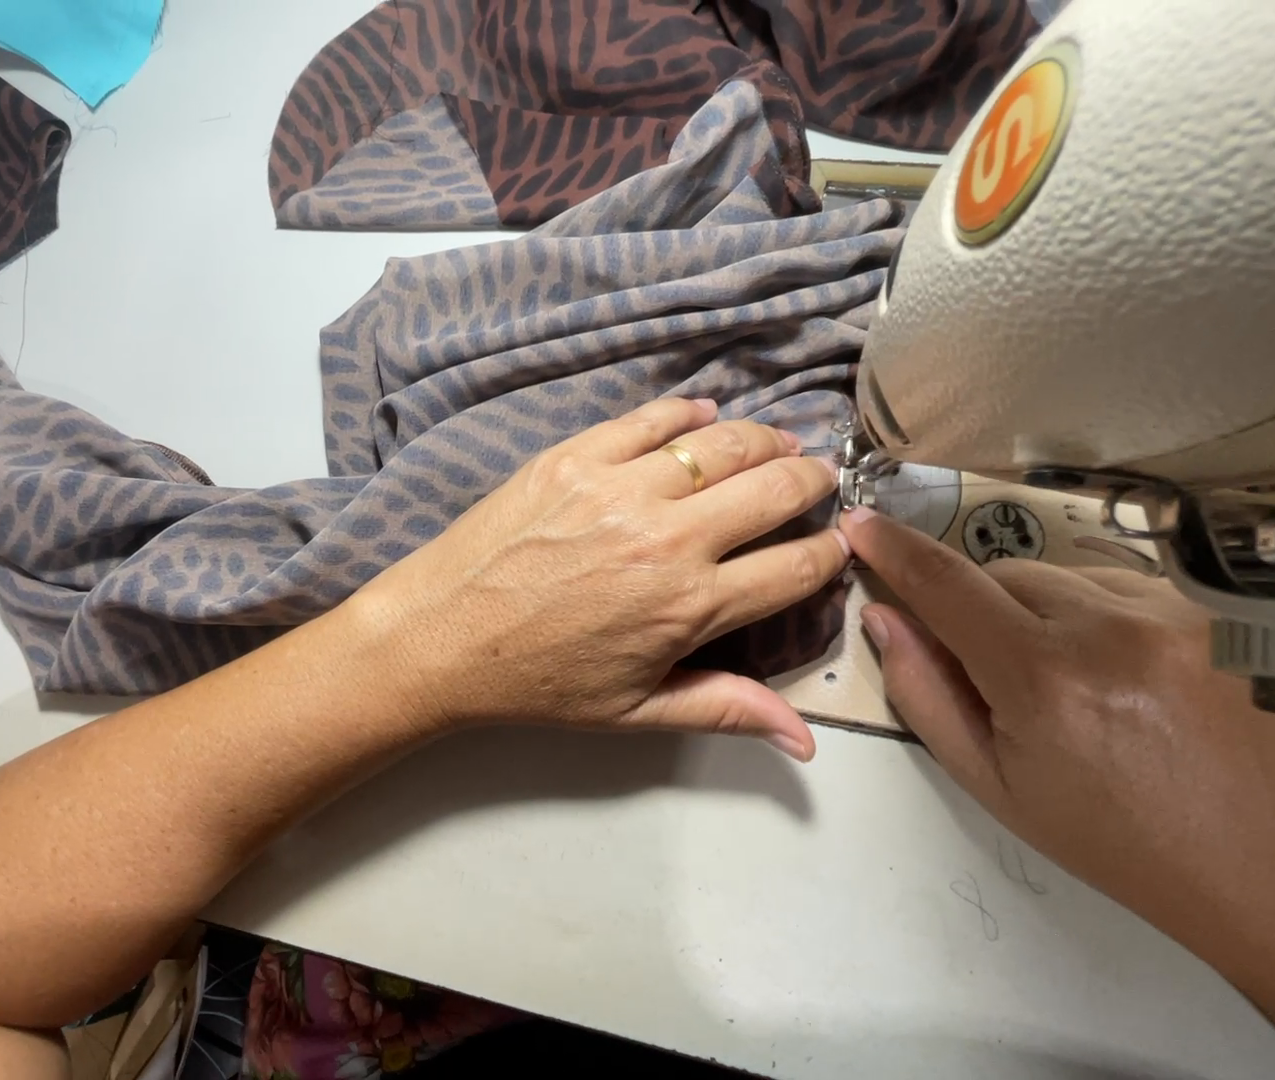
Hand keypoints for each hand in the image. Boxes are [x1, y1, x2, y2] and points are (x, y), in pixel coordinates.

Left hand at [348, 398, 849, 759]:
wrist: (441, 635)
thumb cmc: (537, 681)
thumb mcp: (634, 709)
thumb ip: (724, 709)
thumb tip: (805, 740)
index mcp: (690, 605)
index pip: (796, 567)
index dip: (829, 554)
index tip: (833, 545)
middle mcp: (668, 537)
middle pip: (775, 489)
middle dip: (812, 481)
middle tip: (816, 479)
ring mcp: (618, 488)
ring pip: (722, 444)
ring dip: (763, 439)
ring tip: (776, 443)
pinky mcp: (573, 458)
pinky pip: (648, 419)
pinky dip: (686, 412)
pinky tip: (704, 415)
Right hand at [842, 506, 1274, 1078]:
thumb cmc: (1123, 843)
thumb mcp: (995, 786)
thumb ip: (924, 695)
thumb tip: (884, 619)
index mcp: (1045, 678)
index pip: (945, 585)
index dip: (893, 549)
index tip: (858, 522)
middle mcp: (1119, 627)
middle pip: (1008, 573)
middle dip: (983, 604)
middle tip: (1000, 665)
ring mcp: (1195, 613)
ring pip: (1074, 575)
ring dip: (1052, 608)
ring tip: (1087, 678)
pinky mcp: (1248, 614)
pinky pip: (1141, 586)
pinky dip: (1114, 613)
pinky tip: (1145, 672)